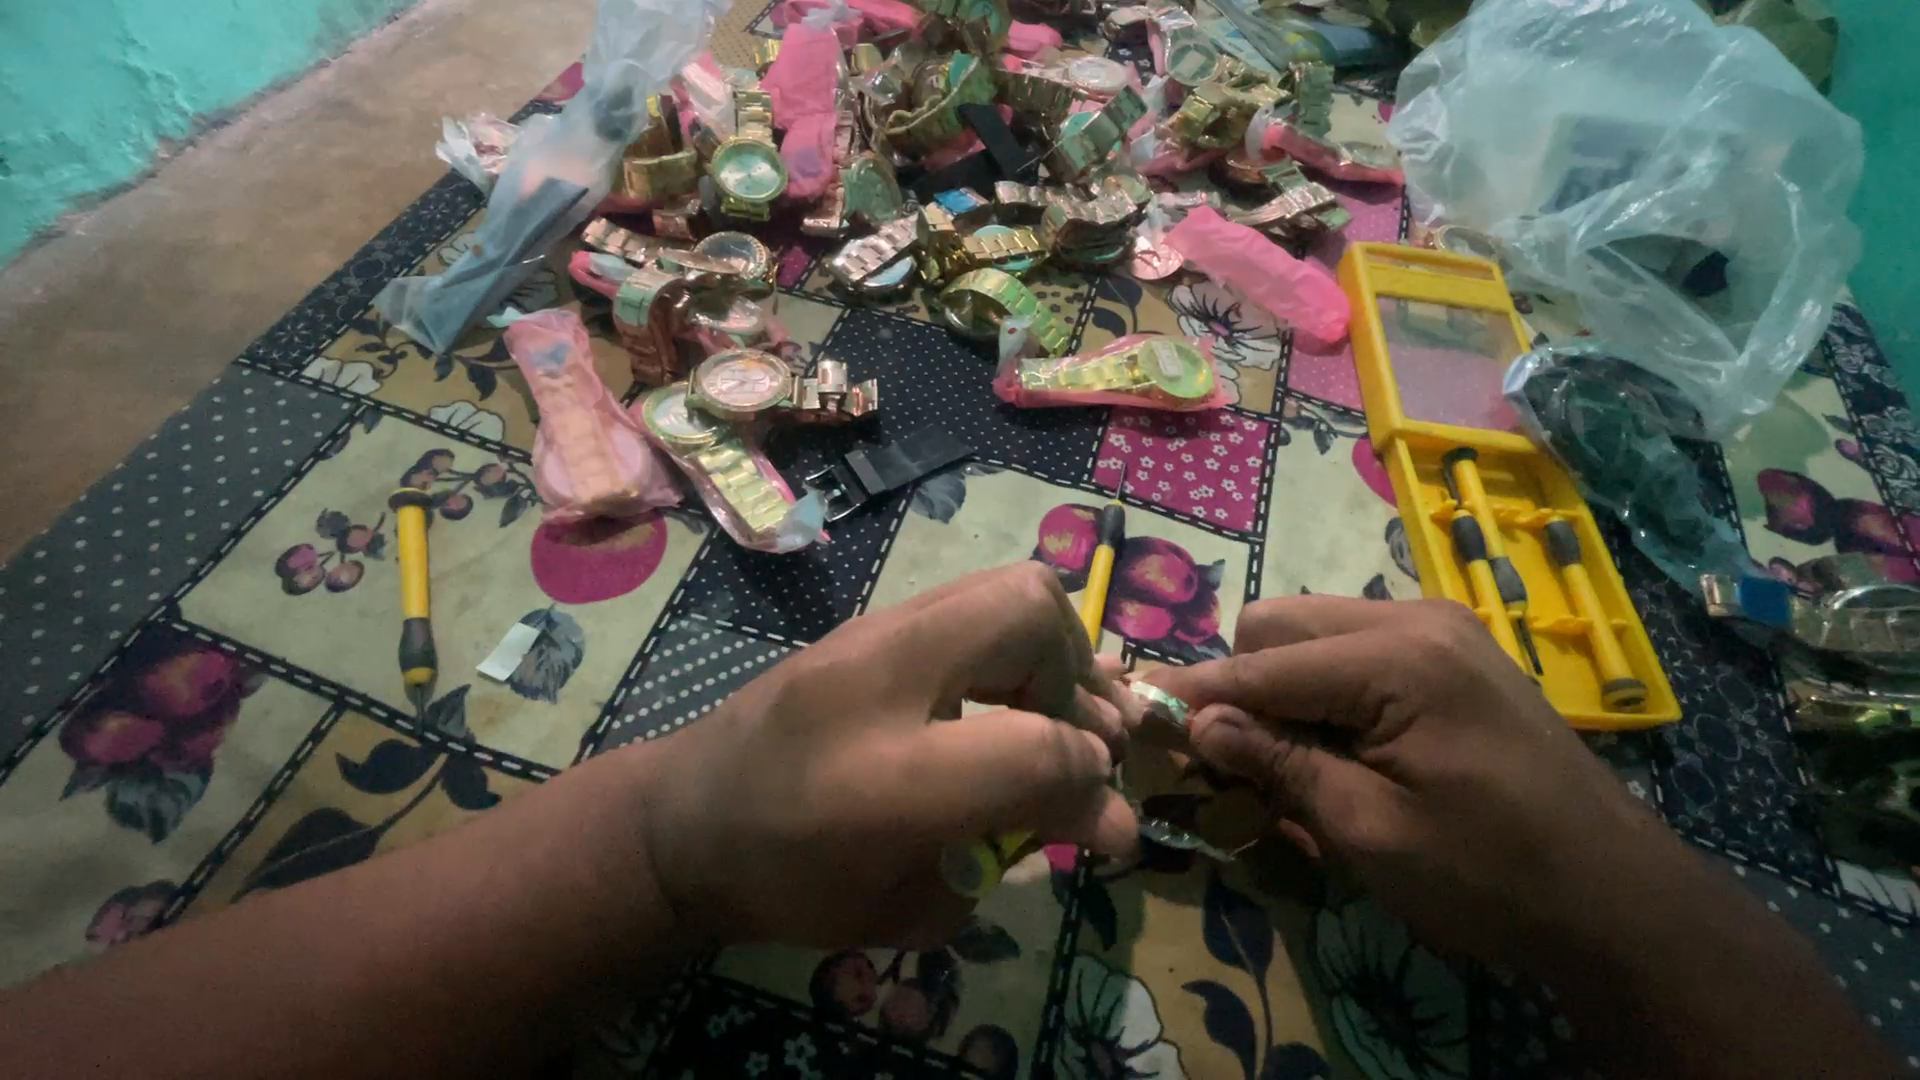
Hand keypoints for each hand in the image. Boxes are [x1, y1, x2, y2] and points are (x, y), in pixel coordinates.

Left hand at [625, 563, 1140, 948]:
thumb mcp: (903, 908)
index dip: (1090, 782)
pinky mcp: (869, 619)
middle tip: (1079, 737)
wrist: (684, 816)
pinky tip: (1010, 689)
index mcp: (887, 777)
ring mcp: (870, 629)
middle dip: (1077, 675)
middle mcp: (881, 675)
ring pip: (1006, 585)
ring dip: (1052, 648)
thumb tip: (1109, 812)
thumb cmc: (786, 883)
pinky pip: (973, 599)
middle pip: (1028, 613)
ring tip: (1055, 707)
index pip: (1037, 747)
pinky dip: (1015, 640)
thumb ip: (1011, 854)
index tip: (1107, 818)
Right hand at [1142, 594, 1695, 972]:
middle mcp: (1412, 618)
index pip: (1260, 664)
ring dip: (1276, 684)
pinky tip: (1333, 740)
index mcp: (1398, 659)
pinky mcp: (1446, 649)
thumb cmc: (1493, 879)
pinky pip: (1347, 644)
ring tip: (1284, 753)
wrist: (1627, 905)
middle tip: (1234, 755)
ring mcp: (1435, 627)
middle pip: (1276, 624)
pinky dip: (1318, 685)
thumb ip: (1275, 763)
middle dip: (1240, 683)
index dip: (1195, 692)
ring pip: (1306, 628)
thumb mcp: (1368, 831)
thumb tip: (1196, 722)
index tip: (1140, 710)